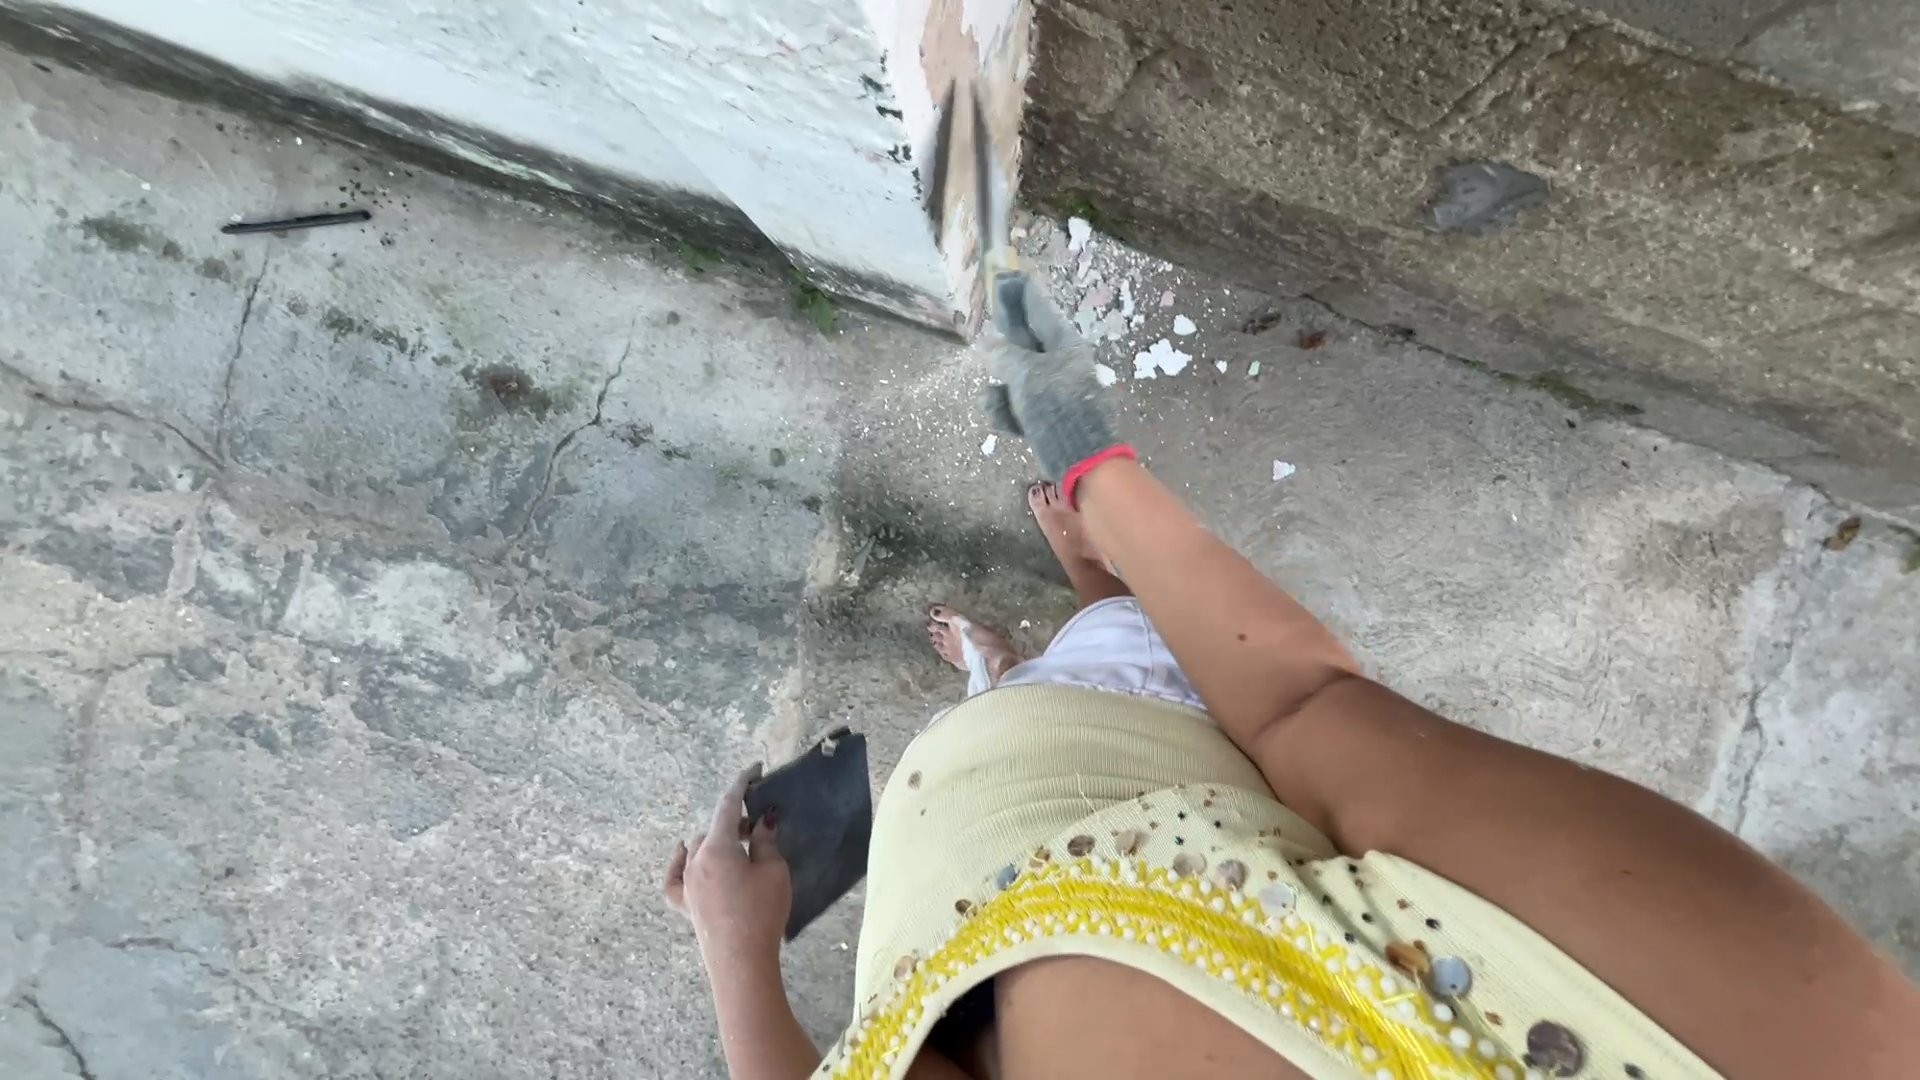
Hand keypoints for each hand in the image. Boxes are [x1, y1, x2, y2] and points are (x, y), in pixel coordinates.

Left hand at [665, 763, 791, 965]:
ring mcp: (688, 884)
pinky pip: (676, 877)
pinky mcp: (686, 905)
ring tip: (742, 848)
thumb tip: (762, 821)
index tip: (755, 770)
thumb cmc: (762, 912)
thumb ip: (766, 841)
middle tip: (762, 828)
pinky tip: (685, 854)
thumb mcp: (774, 870)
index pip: (728, 804)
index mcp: (717, 847)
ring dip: (718, 840)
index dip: (742, 783)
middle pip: (714, 828)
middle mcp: (696, 861)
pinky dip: (680, 862)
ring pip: (697, 847)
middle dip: (737, 821)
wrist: (742, 962)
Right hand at [981, 273, 1132, 505]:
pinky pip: (1018, 406)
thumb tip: (989, 348)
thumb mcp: (1026, 376)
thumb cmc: (1057, 407)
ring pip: (1017, 378)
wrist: (1081, 457)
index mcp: (1064, 345)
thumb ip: (1005, 358)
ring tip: (990, 396)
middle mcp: (1060, 364)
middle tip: (991, 327)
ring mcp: (1052, 392)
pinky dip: (1007, 410)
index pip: (1039, 310)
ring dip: (1001, 387)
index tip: (1008, 277)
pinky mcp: (1045, 418)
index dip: (1021, 294)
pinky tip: (998, 416)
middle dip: (1007, 340)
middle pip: (1027, 343)